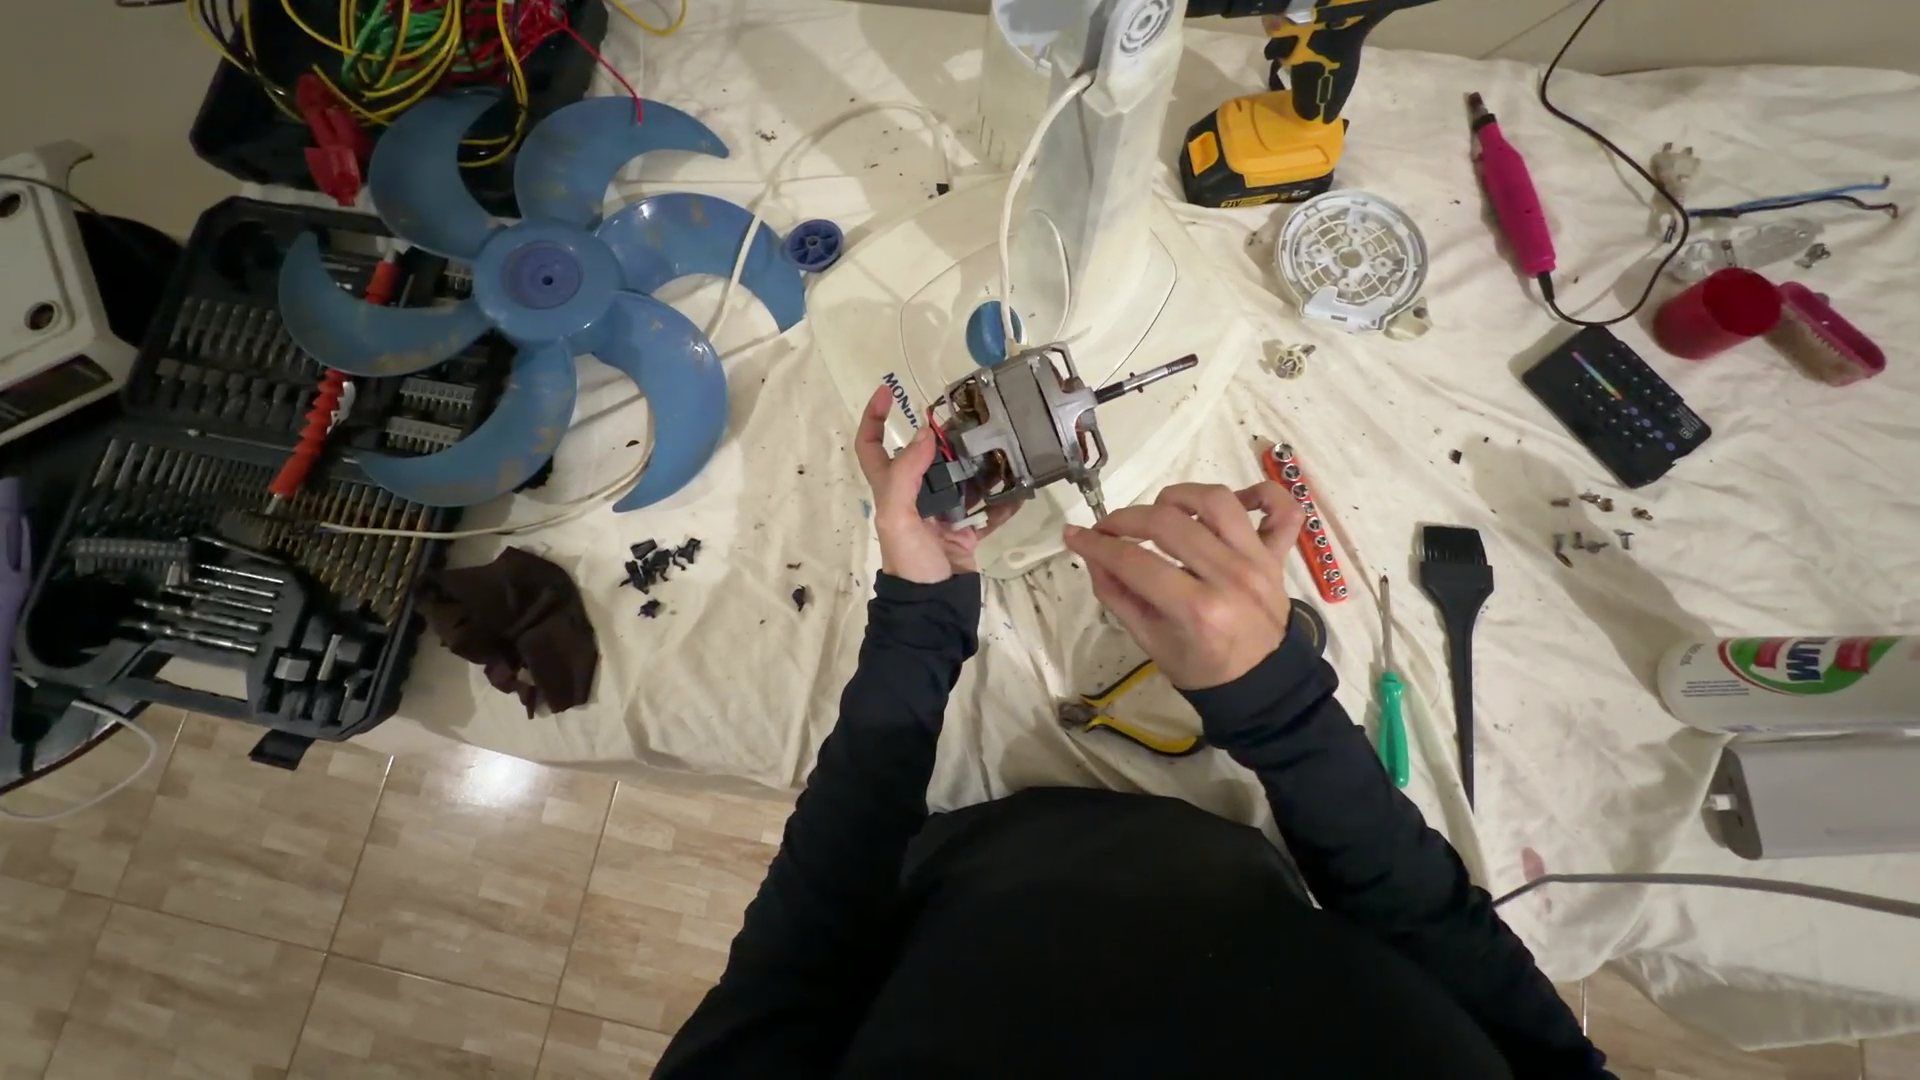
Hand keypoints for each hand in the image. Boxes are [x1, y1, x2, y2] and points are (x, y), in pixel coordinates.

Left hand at [854, 384, 1015, 583]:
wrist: (934, 605)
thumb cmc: (910, 560)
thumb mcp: (897, 515)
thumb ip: (907, 473)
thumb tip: (927, 434)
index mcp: (890, 490)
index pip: (871, 446)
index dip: (873, 417)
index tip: (889, 392)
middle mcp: (914, 498)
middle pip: (928, 457)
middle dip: (948, 438)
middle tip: (974, 420)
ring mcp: (942, 515)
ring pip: (961, 479)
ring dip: (980, 465)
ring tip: (1003, 447)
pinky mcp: (965, 532)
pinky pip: (986, 511)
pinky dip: (1001, 502)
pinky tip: (1019, 490)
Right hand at [1063, 482, 1303, 689]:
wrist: (1262, 686)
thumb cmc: (1201, 669)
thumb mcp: (1149, 641)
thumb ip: (1117, 595)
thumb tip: (1091, 554)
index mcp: (1198, 609)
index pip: (1135, 561)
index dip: (1096, 544)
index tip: (1073, 535)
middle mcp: (1231, 577)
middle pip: (1168, 522)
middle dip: (1125, 519)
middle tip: (1107, 529)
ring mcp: (1258, 561)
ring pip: (1216, 500)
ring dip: (1178, 497)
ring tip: (1159, 513)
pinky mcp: (1277, 555)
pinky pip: (1283, 509)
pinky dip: (1260, 493)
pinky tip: (1232, 502)